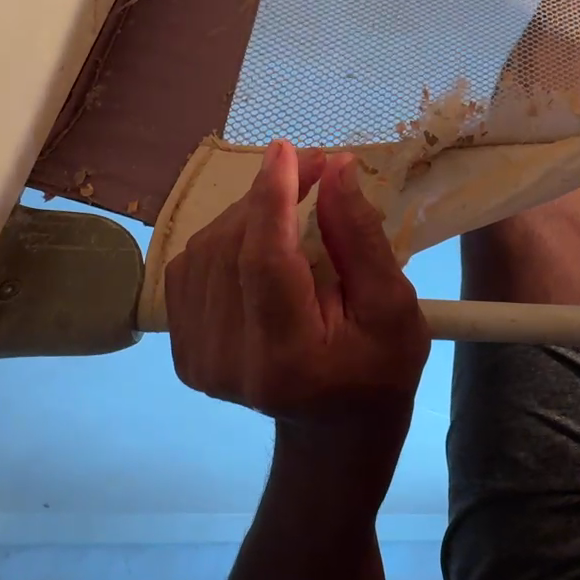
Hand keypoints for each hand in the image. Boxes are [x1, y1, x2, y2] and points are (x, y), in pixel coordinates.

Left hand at [165, 141, 430, 437]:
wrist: (337, 429)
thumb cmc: (380, 367)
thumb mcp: (394, 304)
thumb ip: (362, 238)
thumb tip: (337, 168)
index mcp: (288, 355)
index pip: (265, 260)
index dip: (273, 198)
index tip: (288, 150)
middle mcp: (228, 361)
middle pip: (232, 249)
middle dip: (268, 195)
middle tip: (314, 166)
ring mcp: (197, 360)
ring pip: (206, 252)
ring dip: (247, 212)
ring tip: (293, 198)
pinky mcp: (185, 353)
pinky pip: (191, 269)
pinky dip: (226, 237)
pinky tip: (261, 235)